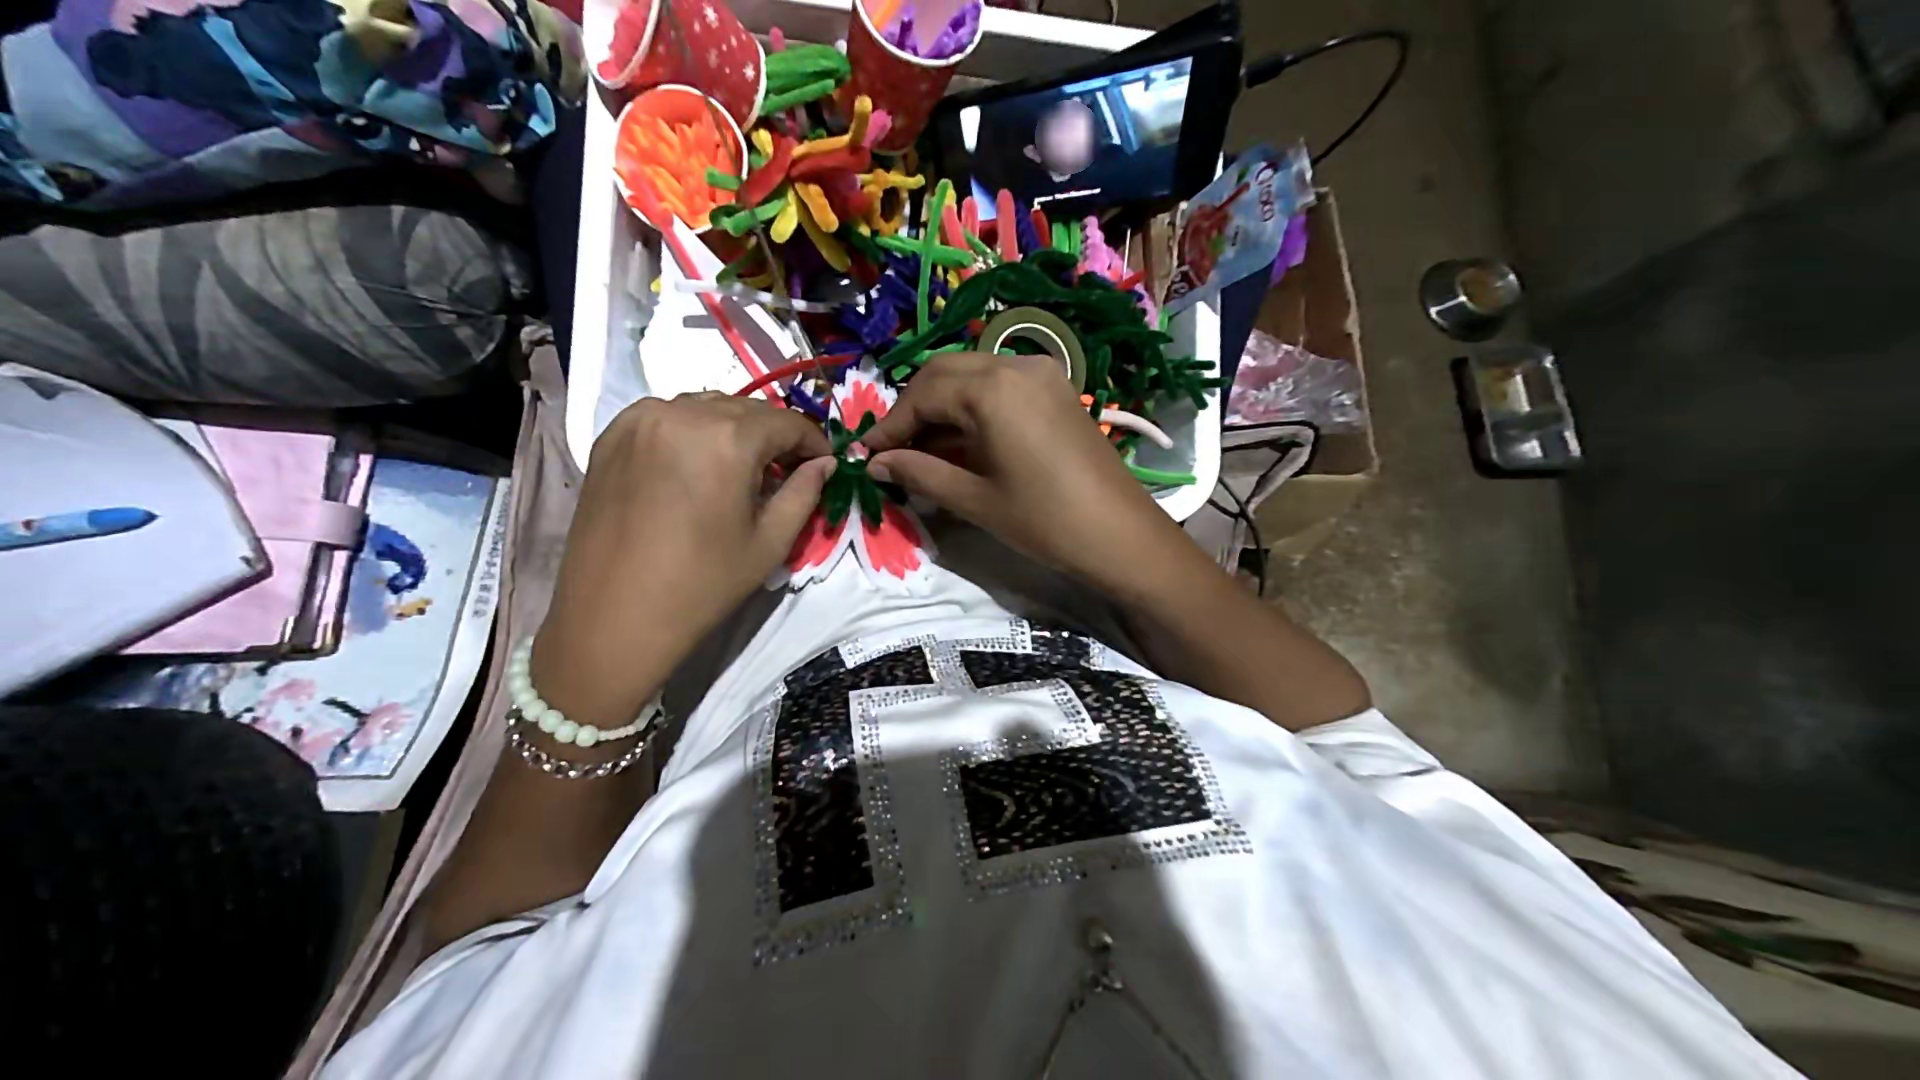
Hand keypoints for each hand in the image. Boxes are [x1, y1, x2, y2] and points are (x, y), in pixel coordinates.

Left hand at [532, 394, 833, 726]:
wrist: (613, 616)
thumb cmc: (702, 584)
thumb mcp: (769, 542)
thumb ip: (803, 492)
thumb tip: (823, 464)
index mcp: (727, 439)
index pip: (787, 421)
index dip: (813, 442)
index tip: (824, 464)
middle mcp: (682, 413)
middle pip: (746, 408)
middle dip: (775, 435)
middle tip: (787, 469)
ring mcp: (640, 419)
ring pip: (705, 407)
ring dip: (734, 428)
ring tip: (742, 467)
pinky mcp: (610, 435)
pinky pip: (667, 416)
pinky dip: (693, 430)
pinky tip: (698, 464)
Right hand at [861, 352, 1209, 604]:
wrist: (1122, 534)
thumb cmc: (1045, 521)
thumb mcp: (975, 499)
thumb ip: (919, 472)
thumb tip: (876, 463)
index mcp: (992, 388)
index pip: (922, 394)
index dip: (890, 426)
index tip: (867, 455)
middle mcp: (1015, 364)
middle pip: (944, 373)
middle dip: (913, 408)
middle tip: (895, 450)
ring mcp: (1041, 373)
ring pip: (972, 374)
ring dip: (942, 404)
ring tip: (924, 450)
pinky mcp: (1057, 388)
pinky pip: (1000, 384)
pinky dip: (973, 404)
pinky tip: (963, 440)